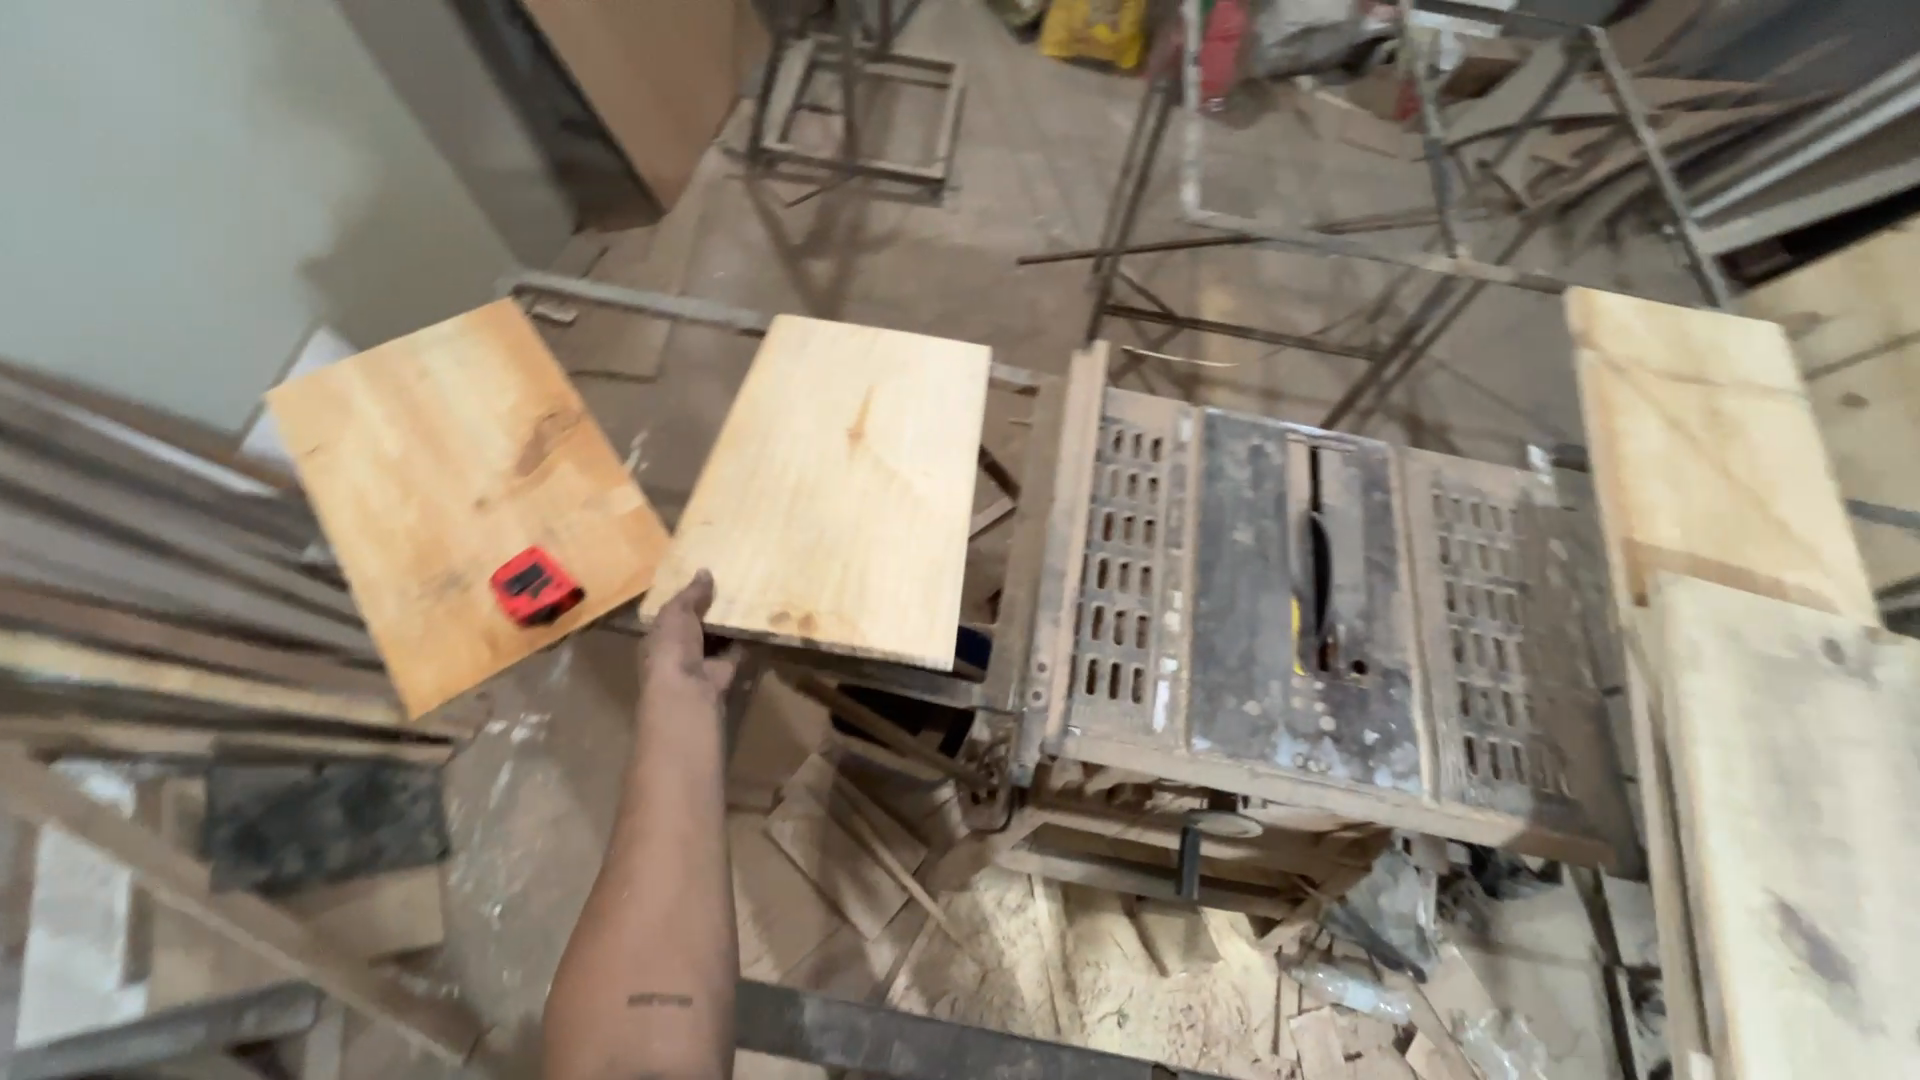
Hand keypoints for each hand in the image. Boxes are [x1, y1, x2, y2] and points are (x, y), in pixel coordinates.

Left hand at [642, 569, 742, 708]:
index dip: (685, 598)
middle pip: (696, 625)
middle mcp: (679, 650)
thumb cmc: (671, 645)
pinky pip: (737, 649)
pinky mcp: (724, 670)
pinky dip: (746, 638)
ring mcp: (702, 661)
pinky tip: (757, 619)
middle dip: (710, 609)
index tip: (703, 581)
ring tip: (747, 596)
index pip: (671, 614)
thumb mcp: (676, 612)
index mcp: (659, 636)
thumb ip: (691, 593)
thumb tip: (705, 570)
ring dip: (729, 623)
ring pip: (718, 637)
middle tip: (729, 584)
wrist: (689, 686)